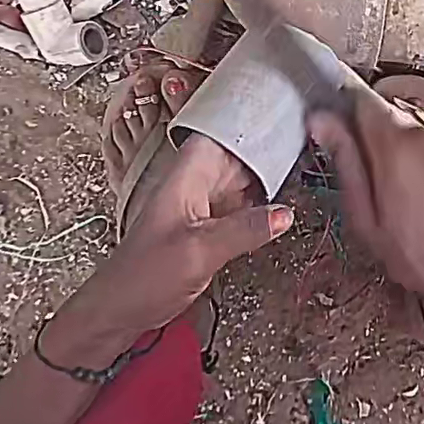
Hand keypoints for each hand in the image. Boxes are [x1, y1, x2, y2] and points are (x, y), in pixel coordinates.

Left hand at [45, 136, 291, 367]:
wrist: (120, 312)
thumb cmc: (146, 276)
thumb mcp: (200, 251)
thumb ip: (245, 229)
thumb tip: (286, 213)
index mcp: (186, 177)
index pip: (217, 133)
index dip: (245, 119)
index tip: (279, 111)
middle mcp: (195, 186)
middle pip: (234, 155)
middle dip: (264, 145)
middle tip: (303, 136)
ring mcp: (201, 208)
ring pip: (239, 181)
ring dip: (264, 174)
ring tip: (301, 162)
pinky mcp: (207, 230)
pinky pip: (239, 207)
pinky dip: (259, 204)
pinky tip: (282, 204)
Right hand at [309, 97, 423, 322]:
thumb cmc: (414, 251)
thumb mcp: (362, 211)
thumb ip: (343, 159)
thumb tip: (321, 122)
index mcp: (393, 145)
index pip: (357, 100)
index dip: (336, 112)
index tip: (325, 133)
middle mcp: (416, 135)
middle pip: (373, 116)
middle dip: (356, 138)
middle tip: (349, 175)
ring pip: (390, 130)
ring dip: (376, 150)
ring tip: (375, 191)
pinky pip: (408, 144)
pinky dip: (396, 159)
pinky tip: (395, 193)